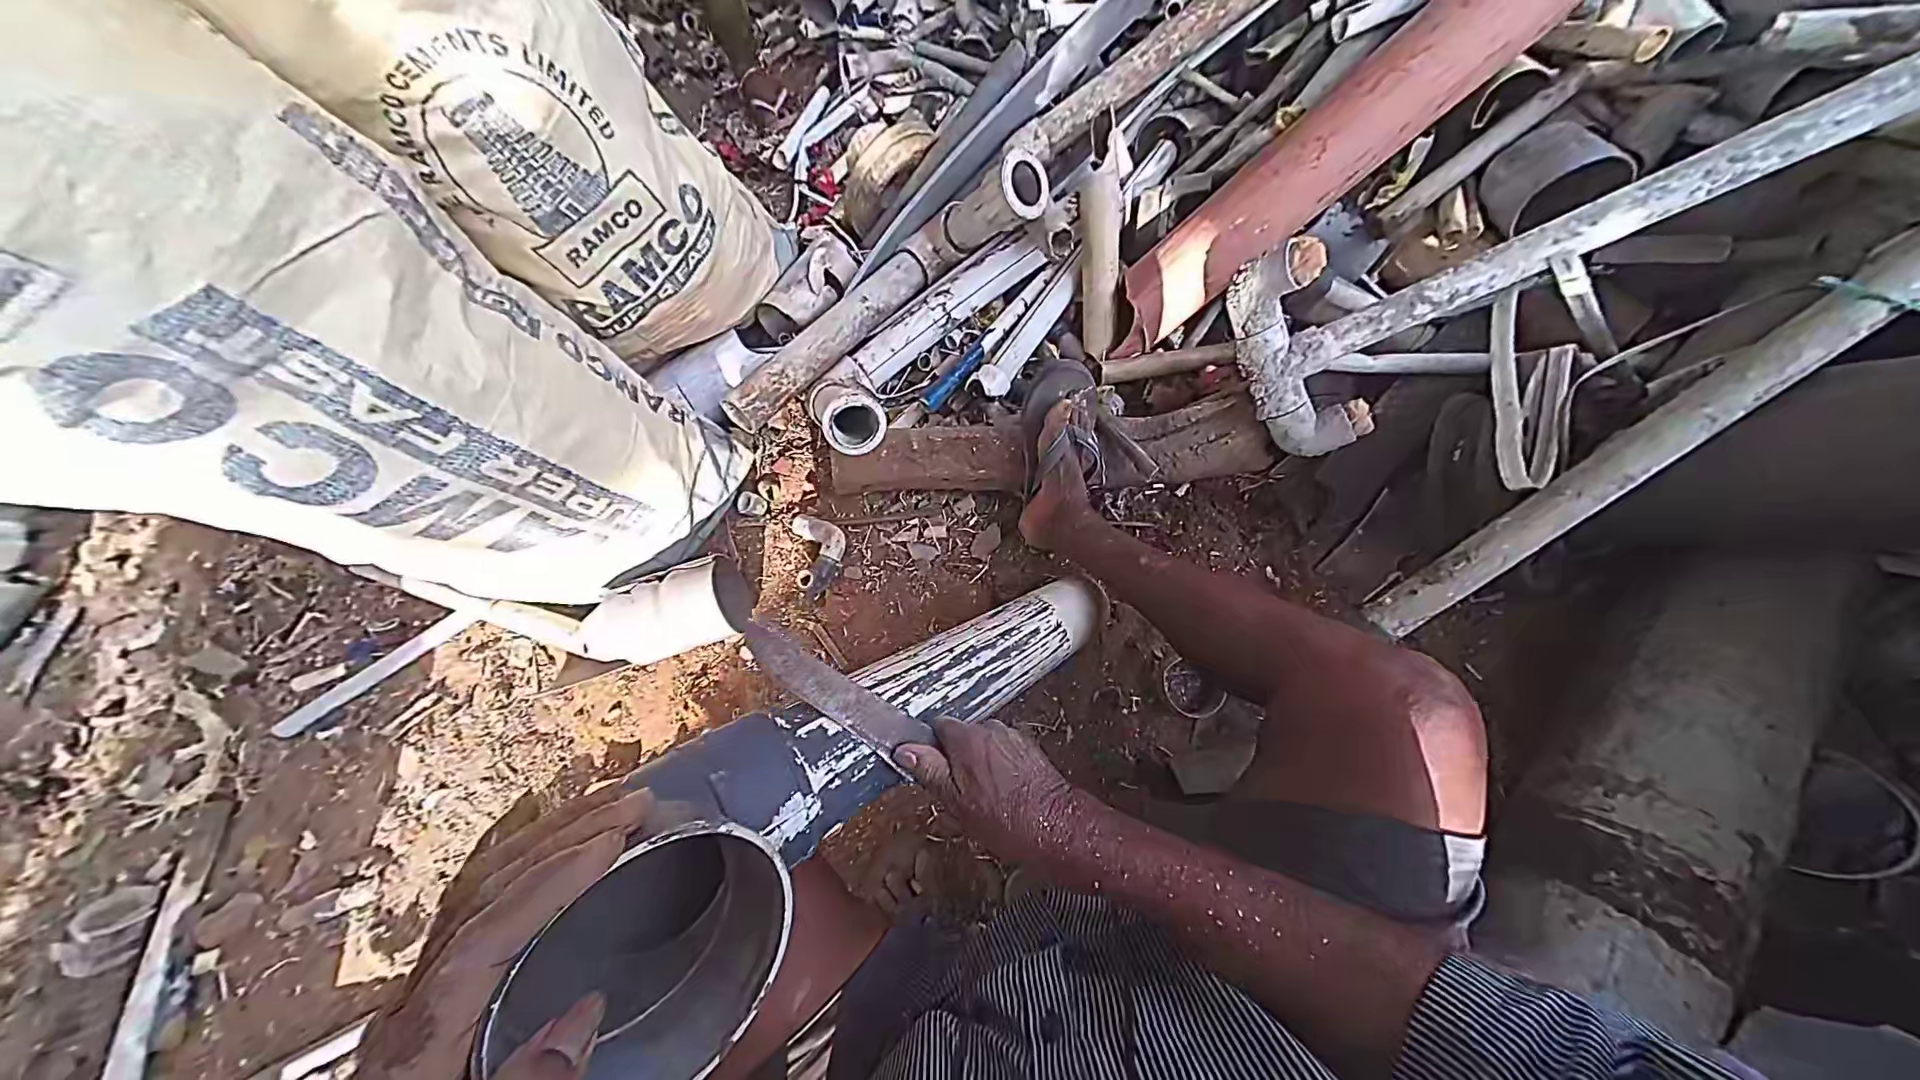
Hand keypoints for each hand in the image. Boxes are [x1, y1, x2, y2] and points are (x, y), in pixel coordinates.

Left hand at [358, 785, 654, 1078]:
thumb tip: (588, 1011)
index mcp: (421, 1036)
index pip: (488, 933)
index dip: (555, 878)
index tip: (615, 839)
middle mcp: (418, 995)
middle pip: (490, 888)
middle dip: (568, 834)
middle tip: (634, 802)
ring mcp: (425, 981)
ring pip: (484, 879)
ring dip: (555, 829)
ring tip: (611, 800)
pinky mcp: (442, 979)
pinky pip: (484, 892)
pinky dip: (529, 847)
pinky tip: (560, 830)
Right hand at [894, 718, 1074, 864]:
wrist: (1056, 827)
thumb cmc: (1004, 819)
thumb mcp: (955, 800)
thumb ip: (929, 770)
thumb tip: (905, 749)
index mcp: (967, 737)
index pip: (938, 726)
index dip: (932, 749)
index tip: (933, 771)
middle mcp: (991, 728)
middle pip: (962, 736)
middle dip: (957, 759)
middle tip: (959, 793)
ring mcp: (1013, 737)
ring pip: (983, 745)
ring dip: (979, 764)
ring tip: (985, 799)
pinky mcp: (1029, 749)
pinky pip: (1003, 752)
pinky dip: (1000, 768)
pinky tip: (1004, 795)